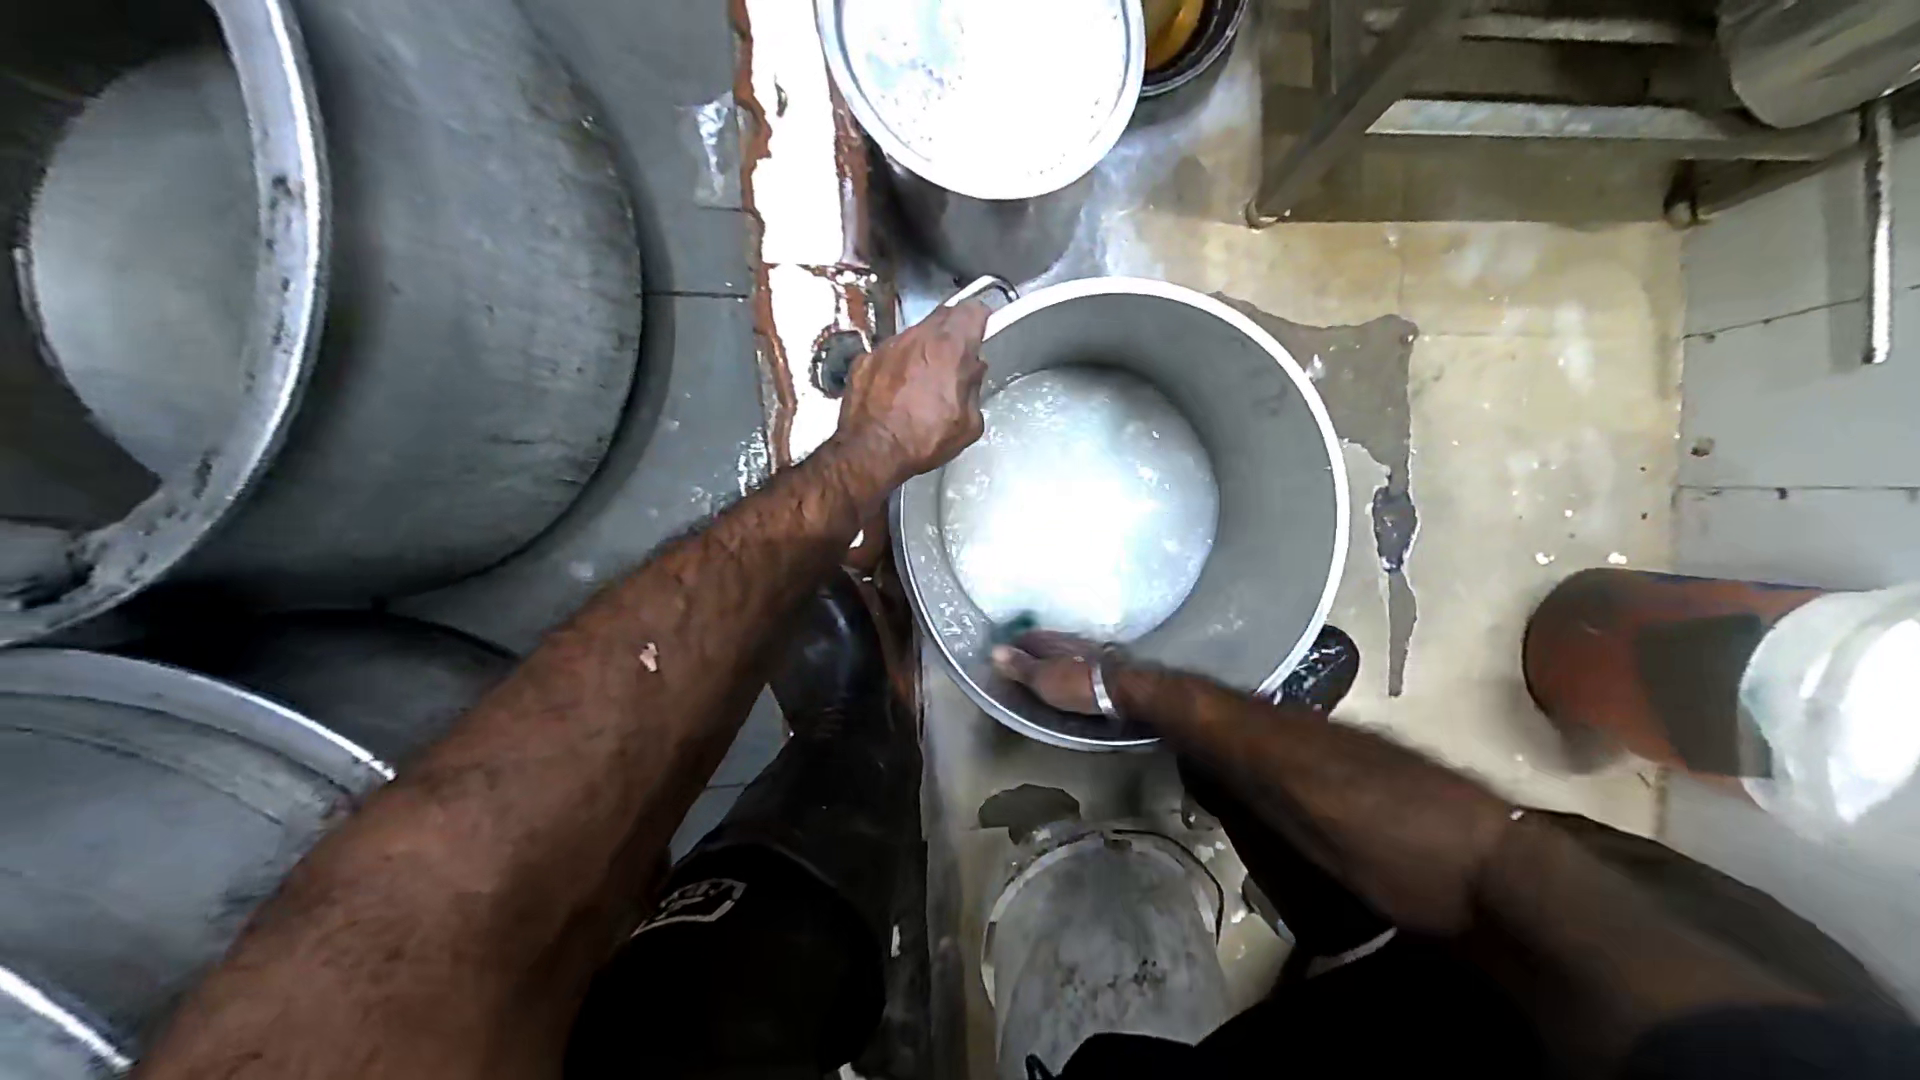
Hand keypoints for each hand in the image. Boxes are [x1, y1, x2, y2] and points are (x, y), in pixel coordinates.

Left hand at [829, 301, 989, 489]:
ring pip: (913, 335)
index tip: (981, 328)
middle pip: (942, 316)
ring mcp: (888, 346)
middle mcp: (917, 338)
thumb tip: (971, 375)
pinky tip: (897, 391)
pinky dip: (896, 366)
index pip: (972, 310)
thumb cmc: (921, 440)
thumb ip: (974, 390)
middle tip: (956, 358)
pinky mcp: (865, 360)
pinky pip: (888, 354)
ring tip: (924, 382)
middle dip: (953, 333)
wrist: (871, 452)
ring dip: (923, 351)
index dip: (980, 319)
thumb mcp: (968, 424)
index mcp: (950, 348)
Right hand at [991, 631, 1103, 713]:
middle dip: (1031, 652)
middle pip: (1041, 642)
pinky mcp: (1098, 658)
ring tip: (1043, 671)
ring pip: (1059, 648)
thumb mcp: (1040, 679)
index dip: (1011, 649)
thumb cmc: (1074, 684)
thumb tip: (994, 649)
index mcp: (1045, 640)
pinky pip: (1073, 657)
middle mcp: (1063, 637)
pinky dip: (1066, 664)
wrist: (1118, 687)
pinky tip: (1066, 673)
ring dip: (1050, 657)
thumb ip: (1018, 665)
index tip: (1003, 661)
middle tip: (1022, 667)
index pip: (1021, 638)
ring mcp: (1082, 645)